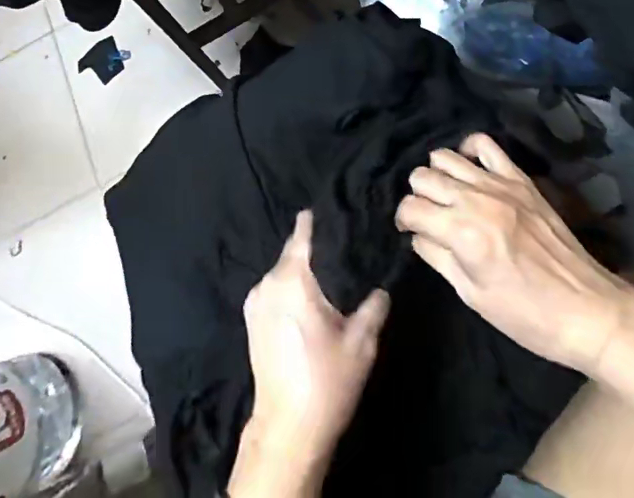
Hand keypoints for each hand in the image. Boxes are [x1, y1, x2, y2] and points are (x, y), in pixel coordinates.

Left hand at [230, 210, 390, 497]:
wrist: (287, 428)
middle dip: (313, 248)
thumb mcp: (362, 342)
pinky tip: (310, 299)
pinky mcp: (252, 322)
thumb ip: (373, 307)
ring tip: (329, 271)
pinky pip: (274, 291)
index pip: (302, 236)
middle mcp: (268, 283)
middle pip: (292, 254)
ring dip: (302, 271)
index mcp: (292, 279)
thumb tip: (381, 287)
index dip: (314, 220)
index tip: (328, 206)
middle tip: (340, 243)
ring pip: (282, 274)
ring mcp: (255, 303)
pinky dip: (290, 288)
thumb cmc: (326, 380)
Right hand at [396, 134, 633, 373]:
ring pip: (445, 157)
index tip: (409, 232)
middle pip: (422, 177)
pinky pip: (485, 144)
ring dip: (437, 175)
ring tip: (446, 196)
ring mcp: (501, 185)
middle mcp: (477, 200)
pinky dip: (468, 150)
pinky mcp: (521, 179)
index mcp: (463, 234)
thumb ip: (438, 258)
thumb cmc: (527, 316)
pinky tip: (468, 170)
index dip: (403, 220)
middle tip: (428, 217)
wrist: (588, 311)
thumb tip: (417, 234)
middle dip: (417, 197)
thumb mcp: (472, 295)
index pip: (411, 208)